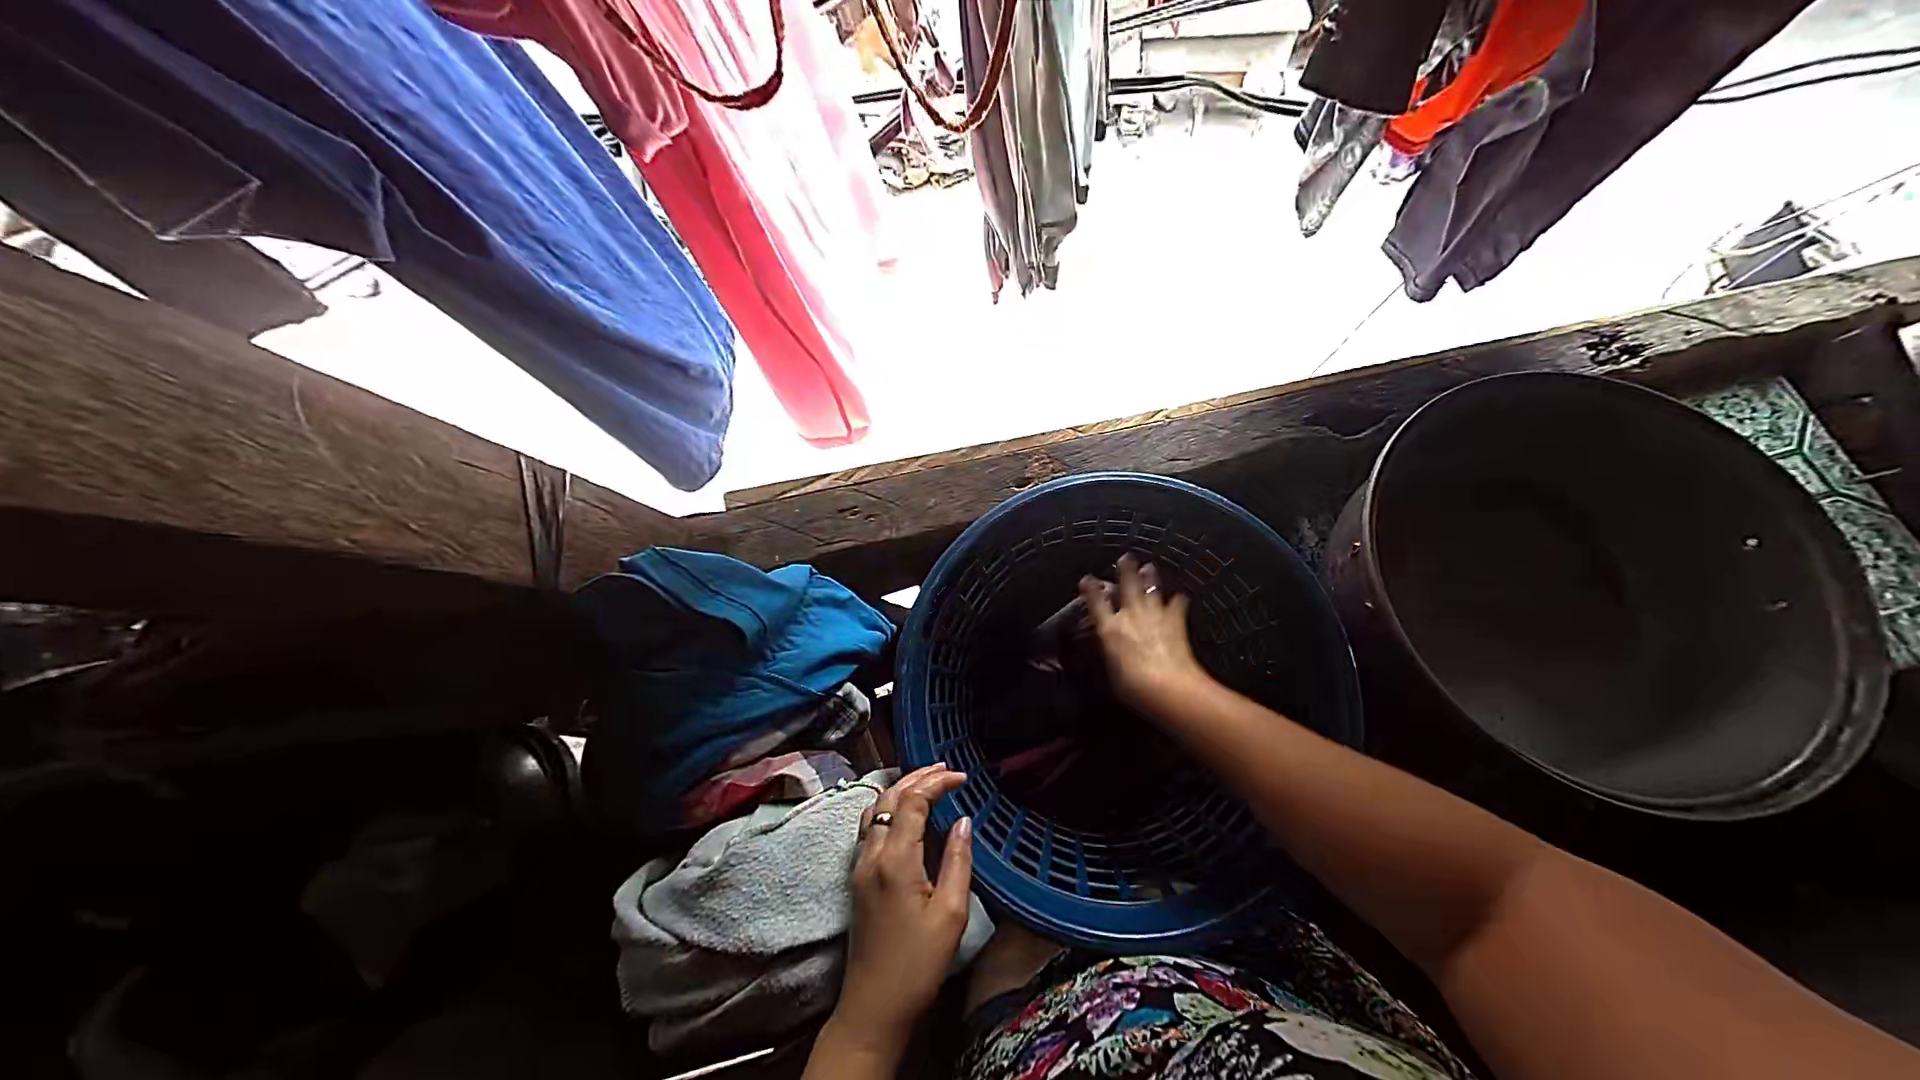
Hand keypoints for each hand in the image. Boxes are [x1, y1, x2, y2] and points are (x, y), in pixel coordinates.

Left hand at [830, 764, 973, 1056]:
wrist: (874, 1006)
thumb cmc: (917, 964)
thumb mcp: (951, 914)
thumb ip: (957, 861)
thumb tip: (964, 822)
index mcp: (895, 861)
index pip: (912, 801)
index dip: (937, 782)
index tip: (961, 777)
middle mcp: (871, 855)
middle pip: (889, 798)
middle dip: (917, 777)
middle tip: (946, 769)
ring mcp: (859, 866)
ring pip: (874, 810)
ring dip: (900, 790)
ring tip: (927, 783)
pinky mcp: (857, 878)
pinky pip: (870, 827)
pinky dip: (889, 808)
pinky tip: (905, 814)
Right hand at [1080, 553, 1207, 713]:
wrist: (1168, 686)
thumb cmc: (1134, 686)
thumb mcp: (1111, 673)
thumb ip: (1109, 656)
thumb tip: (1110, 653)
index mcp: (1110, 629)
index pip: (1096, 604)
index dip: (1090, 590)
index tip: (1086, 579)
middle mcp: (1131, 617)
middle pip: (1127, 587)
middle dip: (1125, 571)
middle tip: (1125, 558)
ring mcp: (1155, 617)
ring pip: (1151, 591)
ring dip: (1150, 579)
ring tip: (1149, 567)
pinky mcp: (1176, 624)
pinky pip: (1177, 608)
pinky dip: (1178, 601)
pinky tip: (1182, 596)